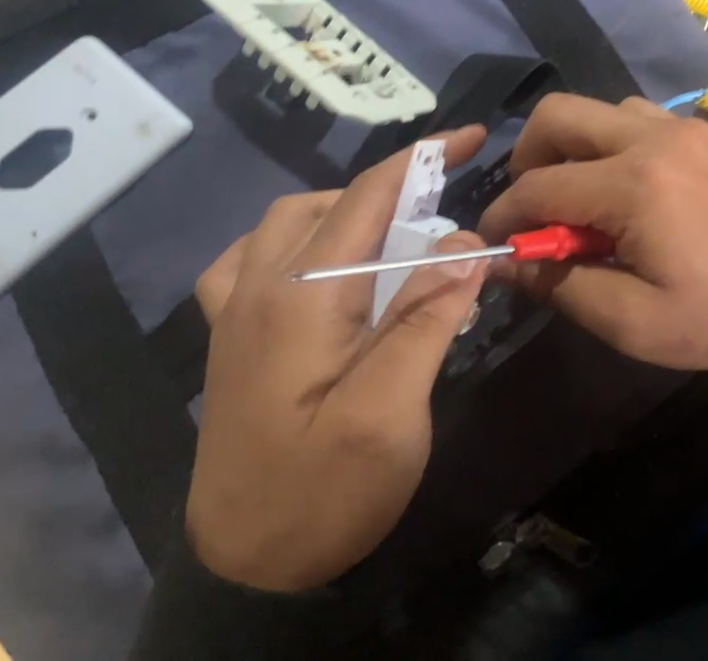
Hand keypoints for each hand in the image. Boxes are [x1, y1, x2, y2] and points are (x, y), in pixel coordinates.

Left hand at [186, 128, 489, 591]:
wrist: (248, 570)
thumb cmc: (326, 491)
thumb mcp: (390, 411)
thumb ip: (428, 319)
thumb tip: (469, 242)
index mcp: (299, 298)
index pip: (366, 199)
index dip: (422, 159)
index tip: (472, 137)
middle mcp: (258, 289)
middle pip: (328, 204)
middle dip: (394, 186)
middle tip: (452, 210)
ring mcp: (237, 314)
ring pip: (290, 224)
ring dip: (351, 211)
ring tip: (403, 236)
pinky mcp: (235, 340)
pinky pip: (259, 259)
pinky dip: (305, 241)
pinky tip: (331, 268)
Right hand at [477, 94, 707, 369]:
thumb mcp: (629, 319)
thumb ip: (558, 282)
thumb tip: (503, 262)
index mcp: (636, 185)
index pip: (539, 185)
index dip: (506, 215)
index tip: (497, 243)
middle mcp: (655, 138)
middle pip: (559, 115)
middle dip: (528, 159)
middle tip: (533, 209)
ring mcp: (682, 128)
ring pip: (598, 111)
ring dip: (573, 148)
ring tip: (578, 200)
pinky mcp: (699, 133)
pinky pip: (636, 117)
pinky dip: (611, 142)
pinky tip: (620, 187)